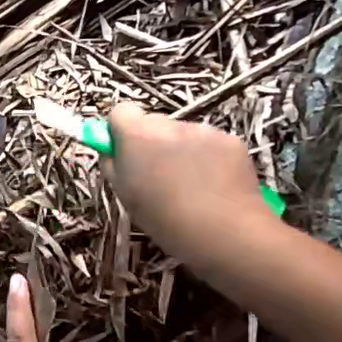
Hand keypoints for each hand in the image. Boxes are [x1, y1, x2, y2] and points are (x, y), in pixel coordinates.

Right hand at [104, 102, 277, 266]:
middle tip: (157, 174)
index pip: (120, 111)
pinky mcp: (229, 140)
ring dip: (181, 151)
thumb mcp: (123, 194)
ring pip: (183, 134)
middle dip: (152, 141)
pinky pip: (210, 143)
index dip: (120, 130)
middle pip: (153, 123)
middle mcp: (169, 124)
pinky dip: (208, 158)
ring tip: (189, 185)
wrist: (223, 230)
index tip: (124, 151)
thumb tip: (111, 149)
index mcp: (136, 135)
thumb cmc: (163, 218)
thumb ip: (113, 163)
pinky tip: (212, 186)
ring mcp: (202, 130)